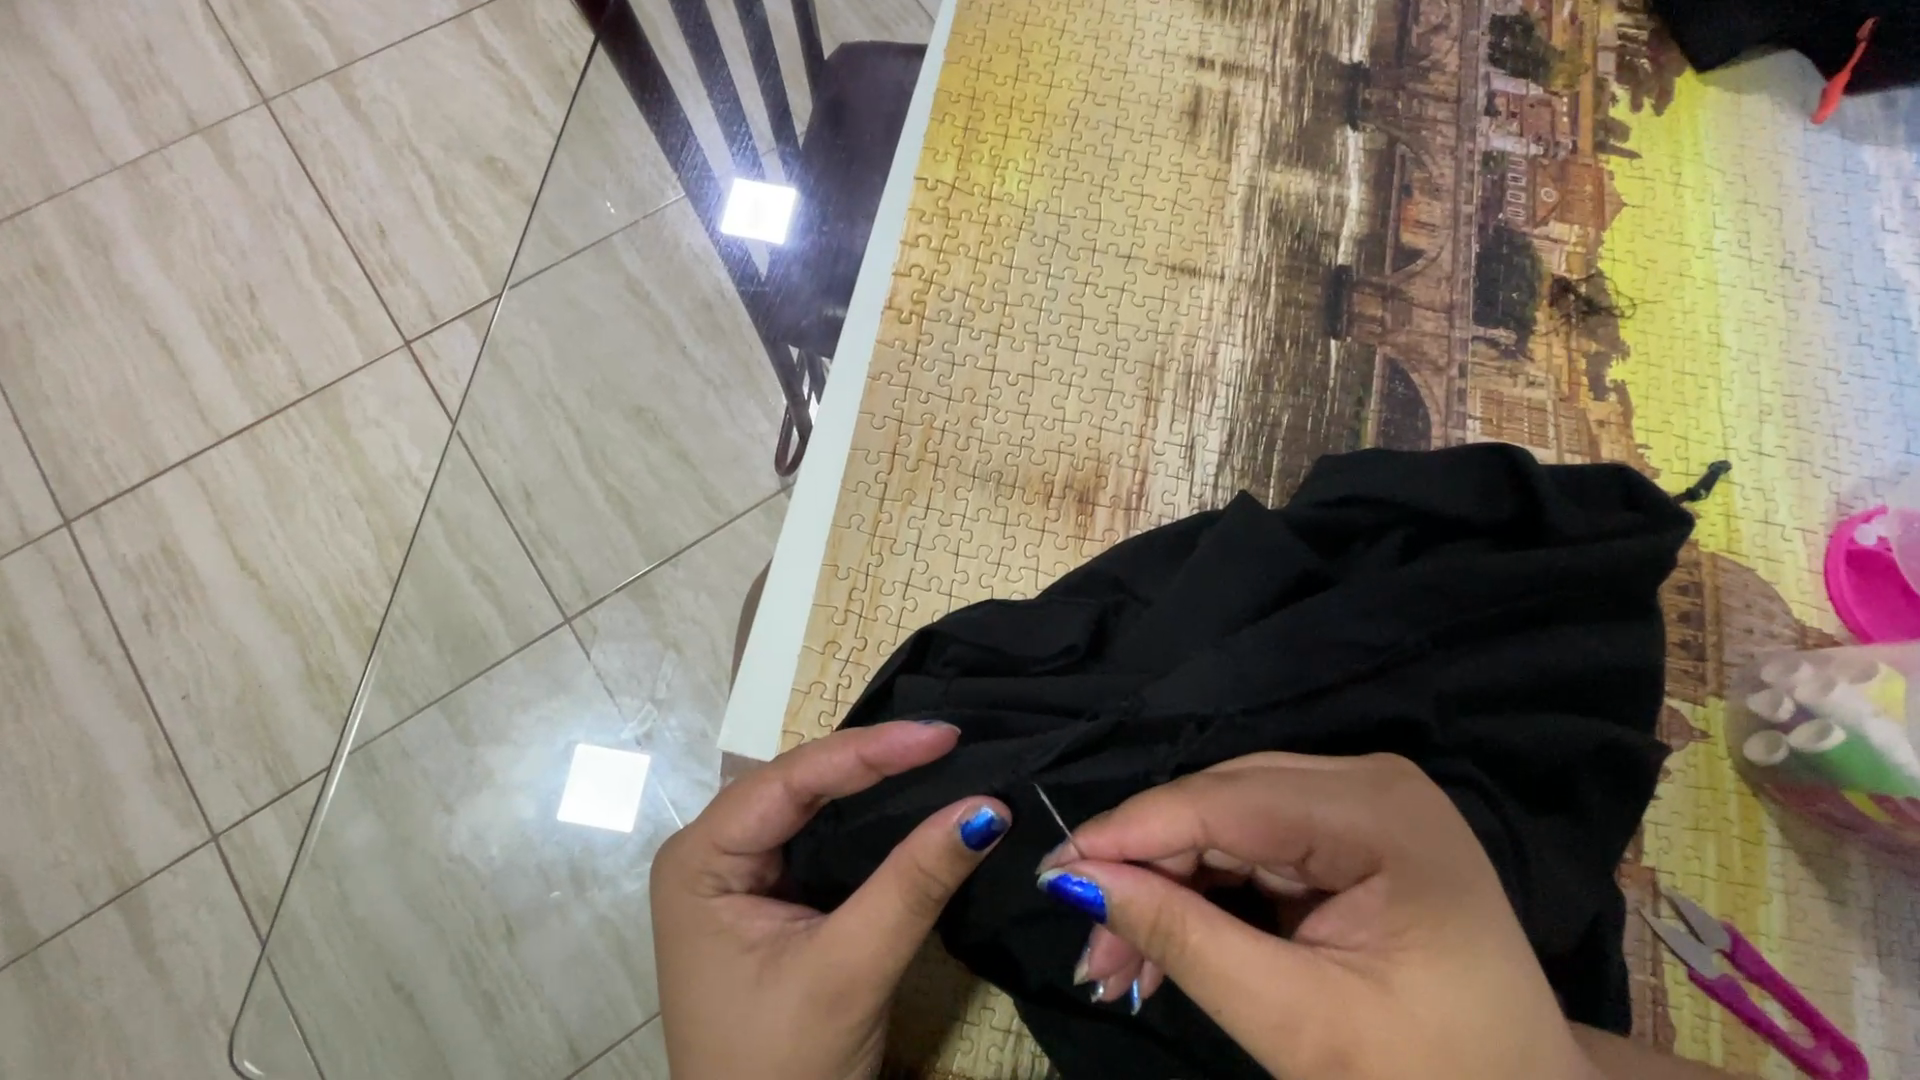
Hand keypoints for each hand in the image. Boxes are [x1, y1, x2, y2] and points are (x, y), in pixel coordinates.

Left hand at [650, 721, 1010, 1079]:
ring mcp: (742, 873)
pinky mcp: (773, 894)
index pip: (791, 781)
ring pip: (814, 804)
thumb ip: (913, 882)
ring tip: (937, 753)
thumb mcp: (850, 971)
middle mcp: (713, 852)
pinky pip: (823, 836)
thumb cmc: (782, 1069)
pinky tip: (909, 796)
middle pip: (800, 783)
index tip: (942, 734)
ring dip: (875, 781)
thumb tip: (986, 806)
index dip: (870, 750)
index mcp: (700, 861)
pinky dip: (871, 818)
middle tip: (946, 738)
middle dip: (873, 757)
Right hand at [1033, 752, 1599, 1079]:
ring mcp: (1353, 804)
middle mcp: (1364, 783)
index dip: (1130, 833)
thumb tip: (1079, 880)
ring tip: (1114, 962)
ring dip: (1162, 887)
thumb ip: (1185, 939)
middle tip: (1087, 942)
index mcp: (1380, 813)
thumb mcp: (1299, 1022)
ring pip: (1219, 825)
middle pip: (1216, 806)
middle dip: (1144, 872)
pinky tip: (1157, 941)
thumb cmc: (1432, 1078)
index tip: (1054, 871)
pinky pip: (1242, 847)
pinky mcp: (1338, 834)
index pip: (1225, 801)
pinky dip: (1196, 893)